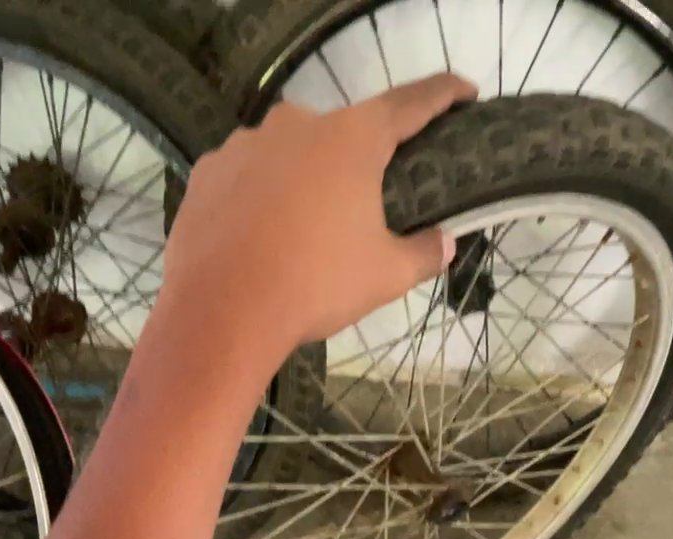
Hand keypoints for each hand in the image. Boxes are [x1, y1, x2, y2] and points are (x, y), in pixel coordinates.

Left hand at [159, 73, 476, 373]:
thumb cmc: (317, 285)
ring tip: (304, 234)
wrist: (223, 311)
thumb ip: (424, 253)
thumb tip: (445, 243)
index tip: (464, 93)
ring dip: (305, 183)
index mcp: (352, 139)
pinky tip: (261, 237)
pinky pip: (248, 178)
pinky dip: (262, 199)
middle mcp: (297, 124)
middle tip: (365, 207)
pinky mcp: (208, 172)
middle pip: (342, 134)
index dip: (443, 97)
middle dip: (359, 164)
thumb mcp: (387, 276)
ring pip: (290, 156)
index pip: (411, 105)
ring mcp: (245, 144)